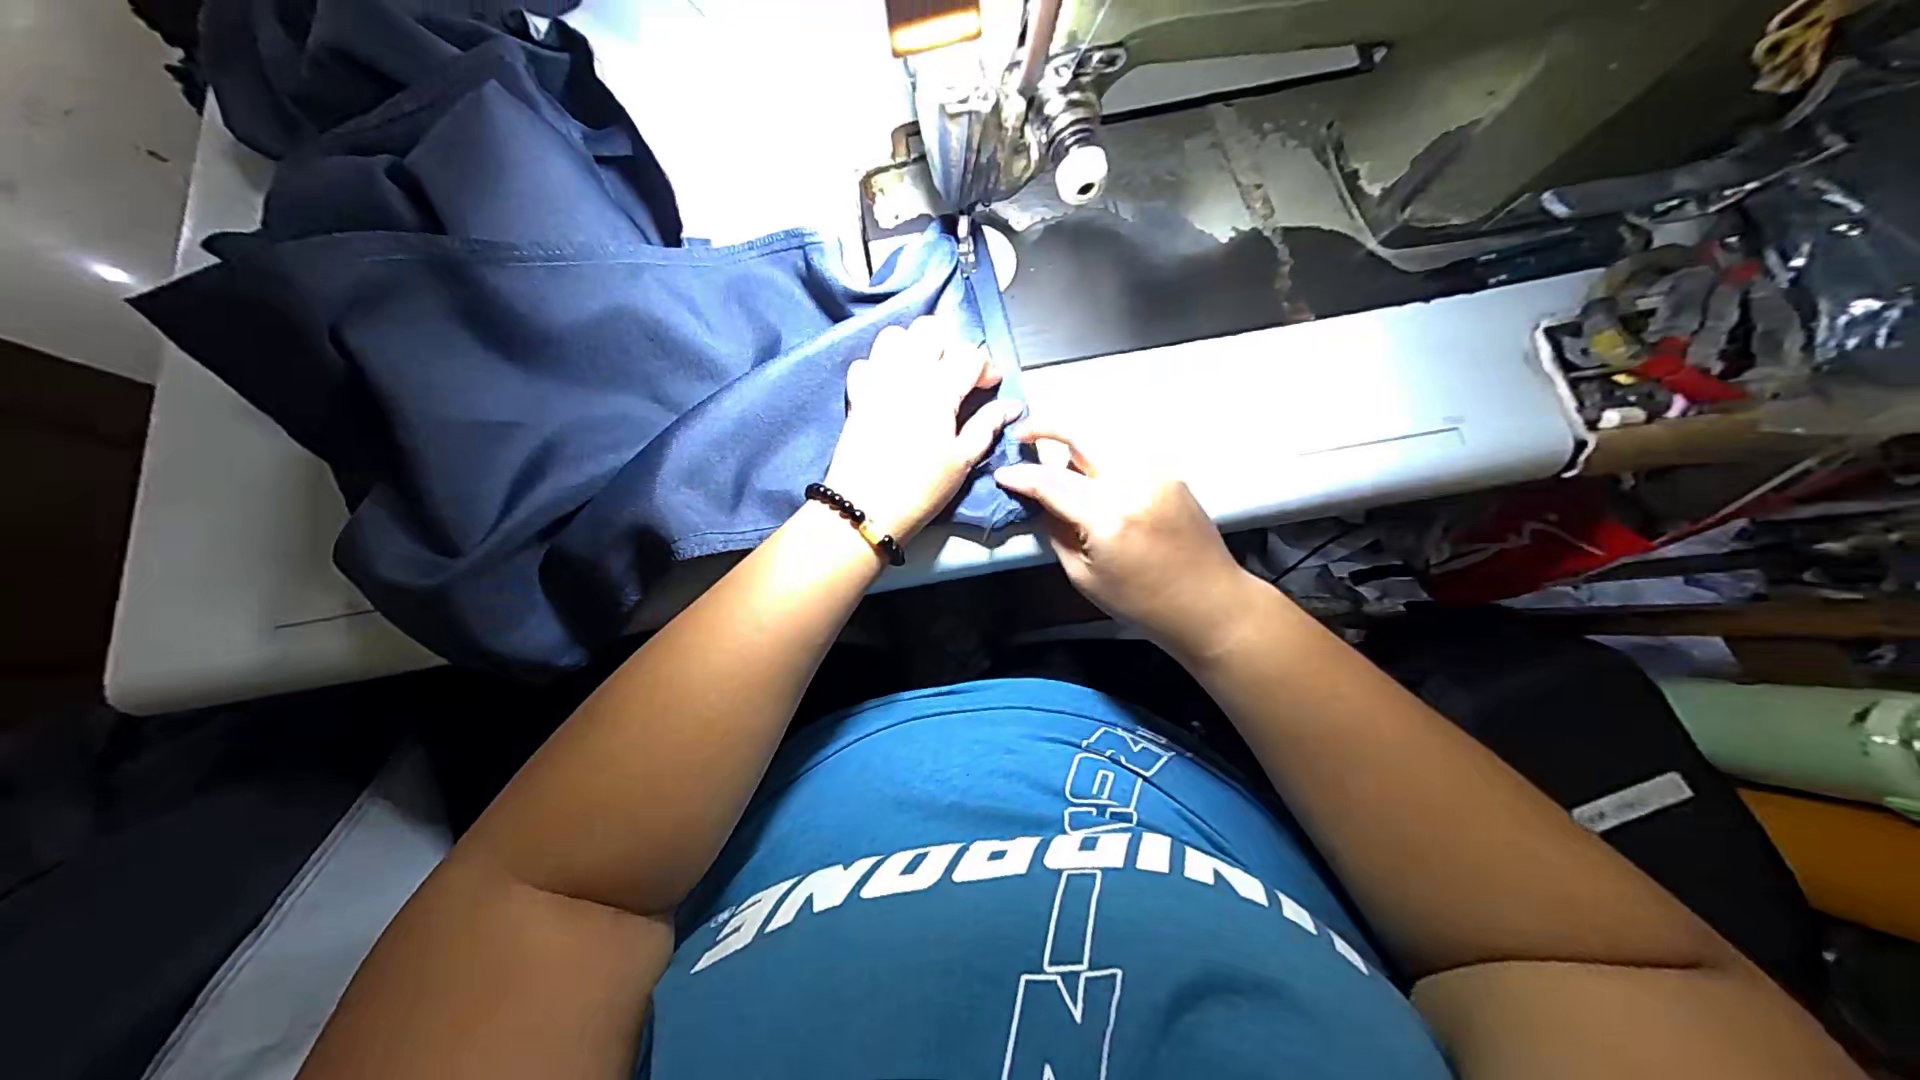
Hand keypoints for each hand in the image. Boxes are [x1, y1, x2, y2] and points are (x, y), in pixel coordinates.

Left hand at [822, 316, 1023, 542]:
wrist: (864, 508)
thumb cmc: (920, 488)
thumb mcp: (963, 460)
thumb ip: (987, 426)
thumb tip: (1011, 407)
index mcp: (939, 388)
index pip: (969, 354)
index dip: (985, 367)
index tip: (989, 386)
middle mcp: (906, 373)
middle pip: (930, 329)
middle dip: (950, 344)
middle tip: (957, 373)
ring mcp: (877, 380)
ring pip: (895, 336)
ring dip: (914, 346)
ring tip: (925, 373)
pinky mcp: (856, 394)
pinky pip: (867, 362)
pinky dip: (881, 365)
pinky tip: (892, 386)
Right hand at [994, 423, 1264, 662]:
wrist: (1207, 601)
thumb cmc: (1140, 601)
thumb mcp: (1083, 576)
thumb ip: (1057, 531)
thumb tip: (1040, 500)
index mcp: (1107, 517)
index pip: (1051, 482)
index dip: (1021, 476)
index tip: (1002, 473)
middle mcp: (1132, 484)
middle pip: (1082, 436)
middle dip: (1047, 428)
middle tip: (1023, 433)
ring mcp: (1156, 474)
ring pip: (1105, 441)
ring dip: (1077, 445)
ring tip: (1058, 462)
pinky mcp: (1170, 475)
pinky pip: (1126, 456)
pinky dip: (1103, 459)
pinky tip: (1094, 477)